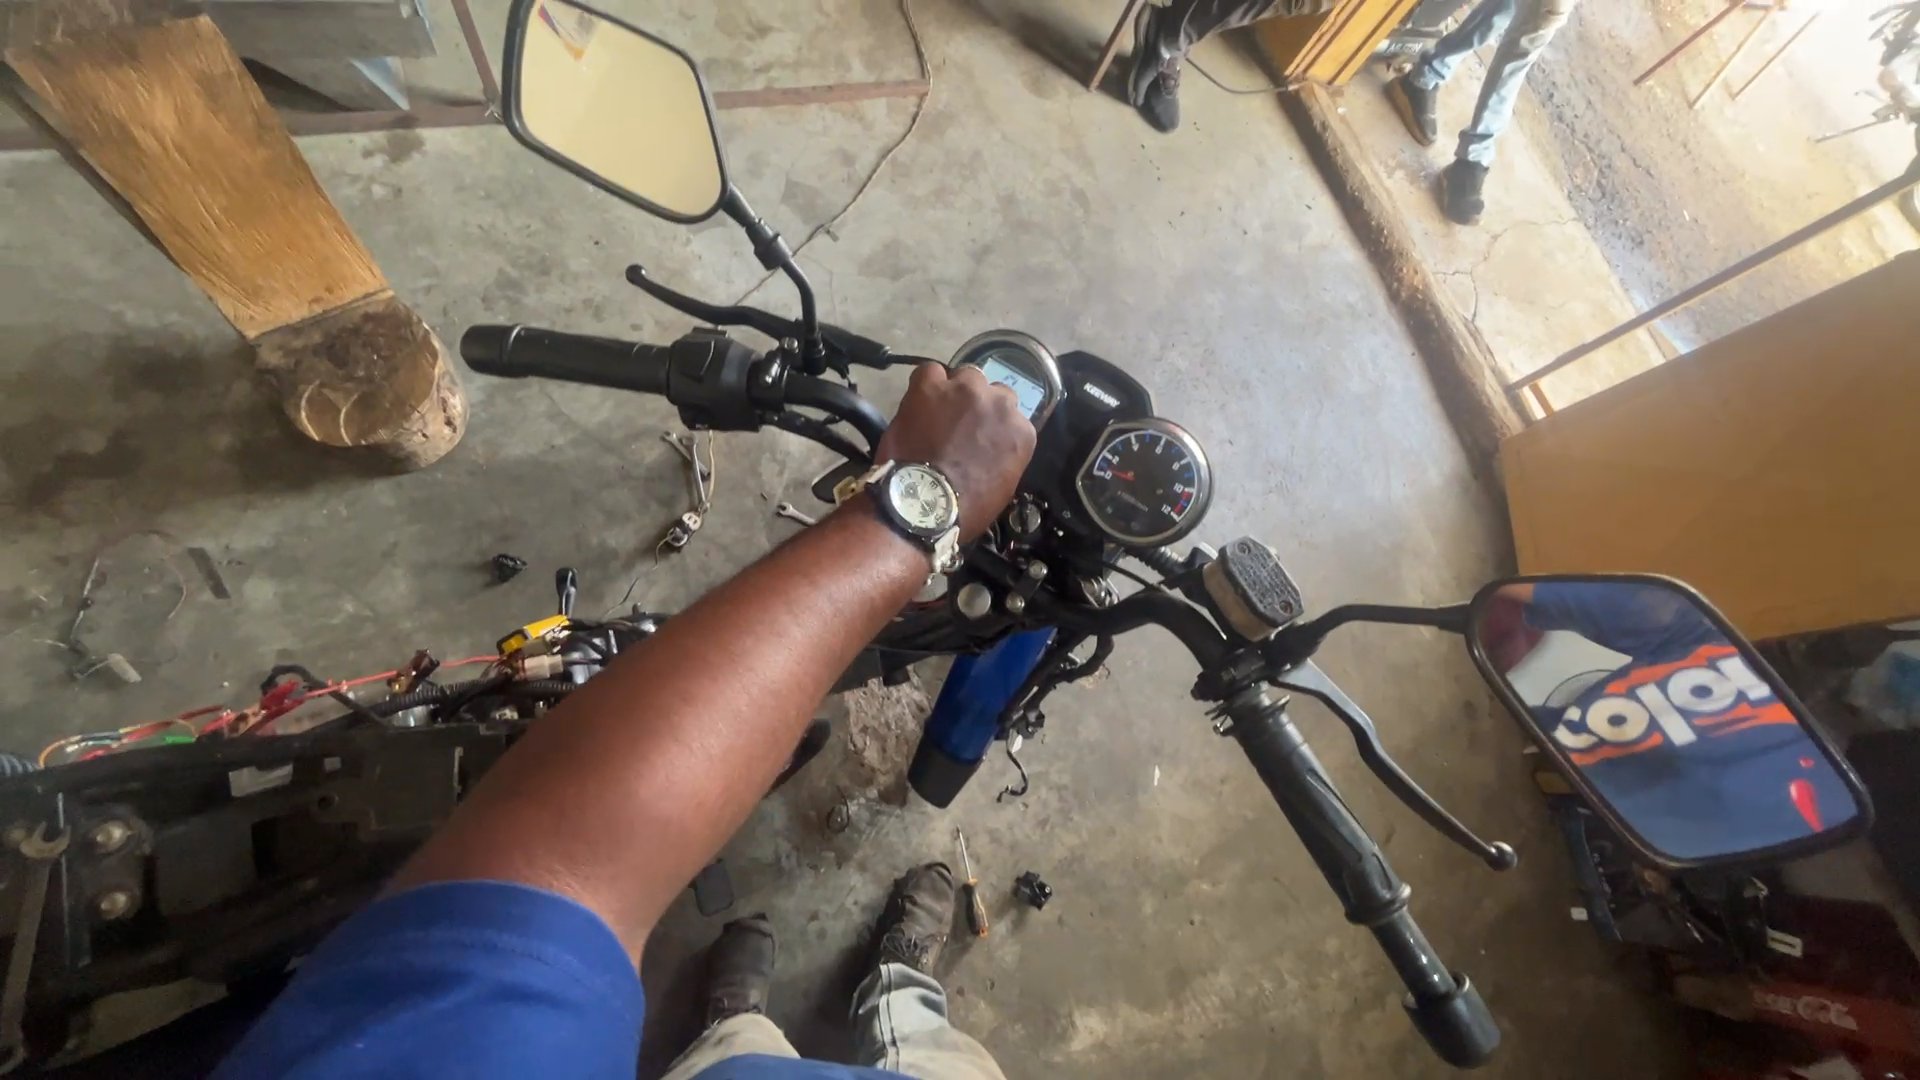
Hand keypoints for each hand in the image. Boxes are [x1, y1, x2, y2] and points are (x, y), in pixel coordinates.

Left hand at [876, 364, 1034, 539]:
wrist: (922, 504)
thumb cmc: (965, 508)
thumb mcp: (1002, 488)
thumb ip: (1004, 457)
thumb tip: (991, 451)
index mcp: (1021, 431)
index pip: (1012, 418)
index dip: (993, 428)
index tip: (980, 440)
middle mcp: (999, 403)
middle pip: (992, 392)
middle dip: (978, 407)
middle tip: (959, 427)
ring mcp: (964, 391)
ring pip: (965, 377)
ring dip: (955, 392)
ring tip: (938, 413)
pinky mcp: (930, 387)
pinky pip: (930, 372)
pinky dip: (926, 385)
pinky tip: (919, 401)